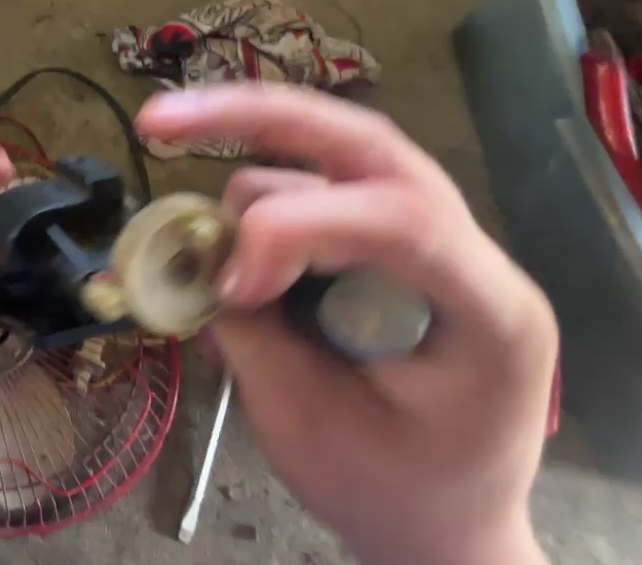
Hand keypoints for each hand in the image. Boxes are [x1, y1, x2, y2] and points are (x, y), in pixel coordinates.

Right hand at [138, 85, 556, 564]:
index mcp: (486, 309)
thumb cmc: (388, 489)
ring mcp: (412, 238)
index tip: (230, 288)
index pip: (401, 219)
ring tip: (210, 286)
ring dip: (240, 208)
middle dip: (249, 118)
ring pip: (306, 168)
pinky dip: (238, 219)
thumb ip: (250, 327)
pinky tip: (222, 275)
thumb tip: (198, 260)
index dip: (293, 230)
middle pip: (356, 141)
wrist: (436, 523)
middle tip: (155, 121)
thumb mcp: (309, 422)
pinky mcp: (366, 241)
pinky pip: (289, 195)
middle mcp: (458, 251)